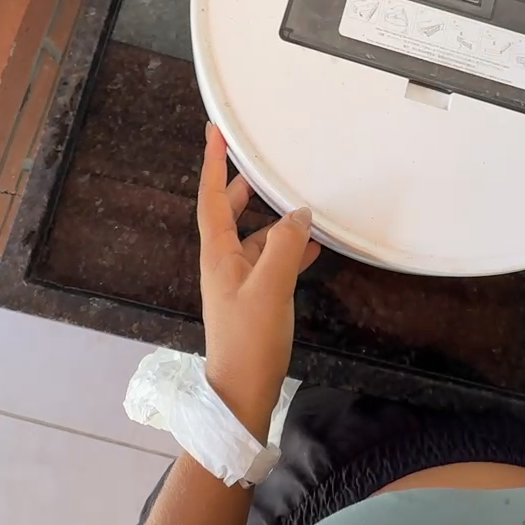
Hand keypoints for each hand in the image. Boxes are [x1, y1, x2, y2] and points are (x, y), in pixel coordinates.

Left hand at [197, 123, 320, 439]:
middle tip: (260, 161)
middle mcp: (223, 261)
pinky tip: (313, 246)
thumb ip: (286, 246)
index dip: (213, 163)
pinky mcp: (253, 297)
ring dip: (274, 219)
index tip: (215, 131)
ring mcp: (238, 280)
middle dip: (243, 185)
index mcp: (218, 253)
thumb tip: (298, 214)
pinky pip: (270, 260)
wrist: (242, 393)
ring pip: (255, 236)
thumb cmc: (249, 340)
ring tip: (300, 202)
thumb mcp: (271, 288)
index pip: (212, 196)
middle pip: (230, 211)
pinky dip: (289, 249)